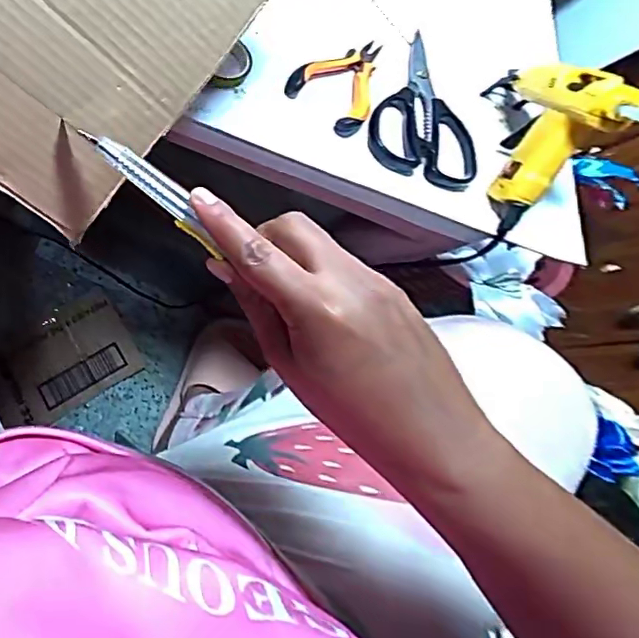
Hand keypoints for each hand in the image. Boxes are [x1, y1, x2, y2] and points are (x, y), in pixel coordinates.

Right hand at [191, 189, 506, 489]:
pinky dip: (315, 267)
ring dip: (287, 253)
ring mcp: (373, 278)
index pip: (256, 250)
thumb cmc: (364, 420)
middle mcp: (349, 282)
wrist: (437, 438)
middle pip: (288, 225)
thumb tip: (230, 271)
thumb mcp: (290, 368)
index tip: (200, 199)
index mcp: (319, 309)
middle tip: (248, 272)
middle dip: (259, 236)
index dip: (220, 221)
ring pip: (313, 238)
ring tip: (287, 299)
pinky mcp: (388, 281)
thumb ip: (257, 308)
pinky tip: (318, 308)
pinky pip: (338, 257)